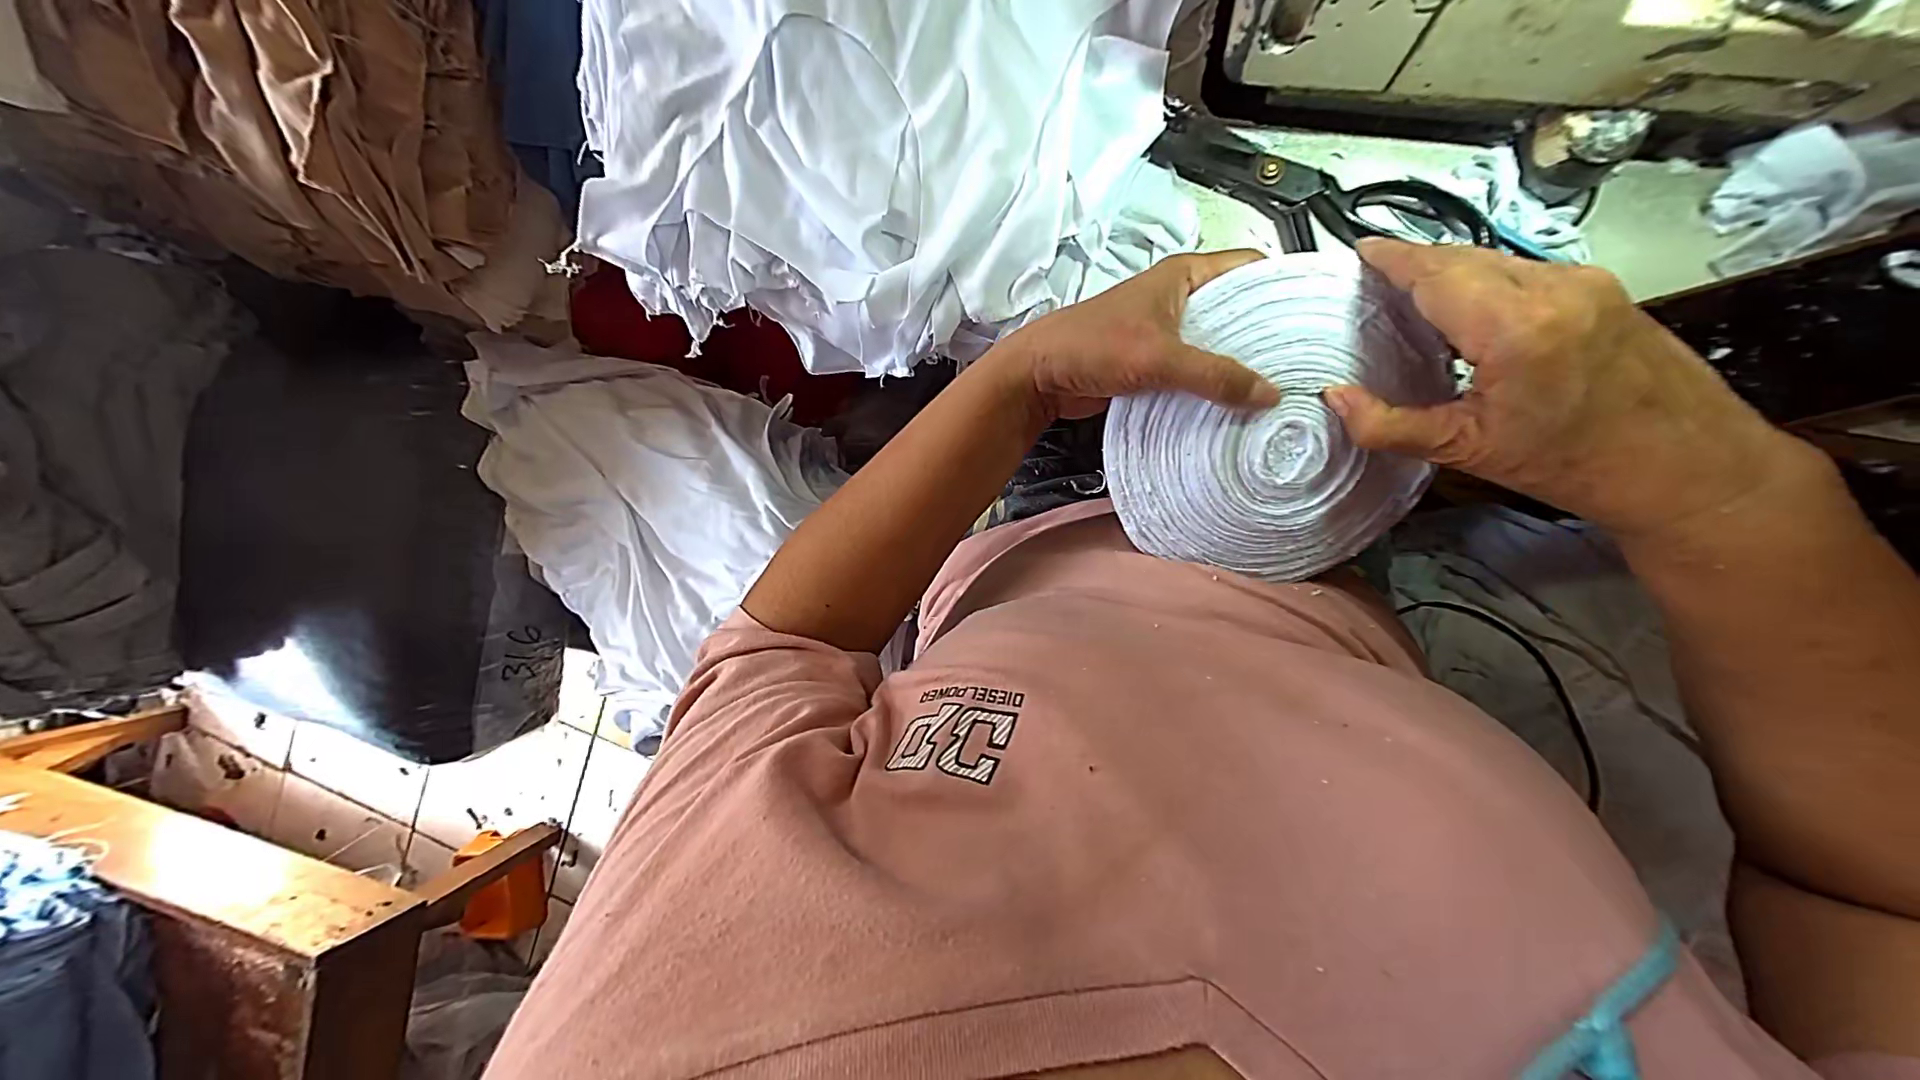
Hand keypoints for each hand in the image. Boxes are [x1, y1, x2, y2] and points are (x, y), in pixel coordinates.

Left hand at [987, 249, 1281, 420]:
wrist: (1039, 376)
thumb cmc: (1090, 347)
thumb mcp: (1159, 357)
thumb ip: (1214, 375)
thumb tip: (1268, 393)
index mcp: (1184, 275)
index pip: (1250, 267)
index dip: (1282, 285)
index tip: (1315, 314)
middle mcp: (1179, 299)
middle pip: (1237, 311)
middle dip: (1265, 335)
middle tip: (1303, 363)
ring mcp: (1165, 333)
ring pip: (1215, 345)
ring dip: (1238, 366)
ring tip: (1278, 389)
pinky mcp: (1152, 363)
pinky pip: (1193, 372)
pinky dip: (1211, 386)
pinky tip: (1234, 406)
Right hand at [1324, 238, 1804, 537]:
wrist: (1684, 465)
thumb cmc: (1579, 461)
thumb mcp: (1464, 450)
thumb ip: (1388, 425)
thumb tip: (1336, 399)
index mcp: (1516, 328)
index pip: (1438, 273)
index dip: (1394, 257)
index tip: (1363, 249)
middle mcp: (1555, 291)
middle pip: (1464, 258)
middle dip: (1415, 261)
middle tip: (1373, 275)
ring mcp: (1584, 285)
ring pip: (1495, 260)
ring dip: (1448, 271)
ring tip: (1410, 294)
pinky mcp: (1601, 291)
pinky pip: (1523, 271)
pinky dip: (1482, 281)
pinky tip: (1464, 309)